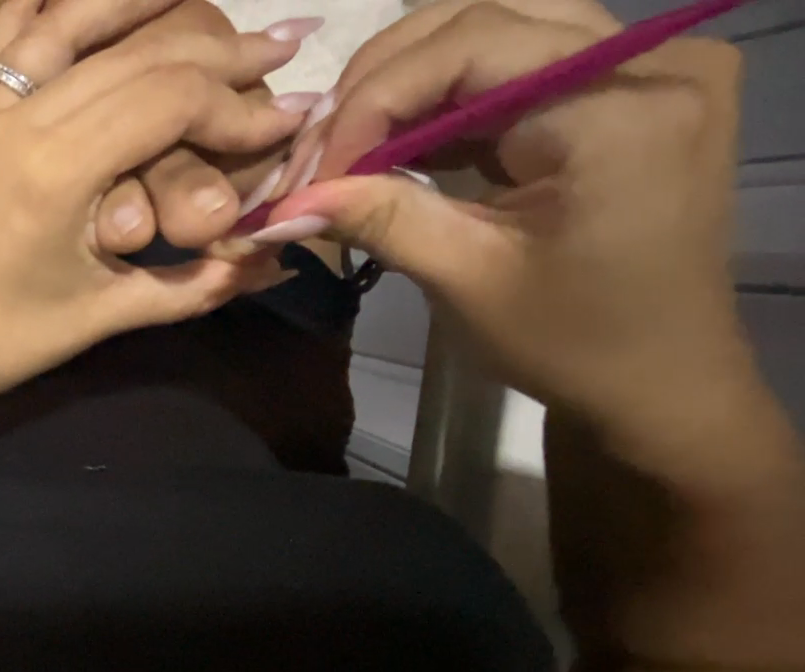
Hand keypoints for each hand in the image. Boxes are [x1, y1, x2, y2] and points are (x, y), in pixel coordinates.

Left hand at [0, 0, 309, 427]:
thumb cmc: (7, 344)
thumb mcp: (104, 316)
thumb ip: (195, 284)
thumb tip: (277, 259)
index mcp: (52, 176)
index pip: (168, 101)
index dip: (238, 105)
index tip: (288, 116)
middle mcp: (12, 125)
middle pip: (134, 53)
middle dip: (217, 52)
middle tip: (278, 51)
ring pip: (68, 22)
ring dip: (143, 2)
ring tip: (204, 0)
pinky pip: (4, 41)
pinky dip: (52, 10)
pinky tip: (93, 3)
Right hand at [252, 0, 762, 455]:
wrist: (656, 372)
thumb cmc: (567, 340)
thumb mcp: (464, 279)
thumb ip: (380, 219)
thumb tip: (280, 205)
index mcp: (619, 110)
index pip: (469, 47)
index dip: (370, 101)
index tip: (310, 174)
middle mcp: (649, 59)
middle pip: (482, 15)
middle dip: (379, 82)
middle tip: (318, 156)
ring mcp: (644, 65)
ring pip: (496, 25)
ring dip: (406, 81)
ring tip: (348, 147)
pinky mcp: (625, 86)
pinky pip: (516, 61)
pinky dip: (442, 96)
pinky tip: (397, 143)